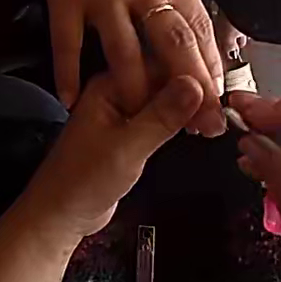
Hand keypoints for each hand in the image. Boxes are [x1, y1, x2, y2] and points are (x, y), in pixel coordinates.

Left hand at [13, 73, 204, 237]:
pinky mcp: (129, 133)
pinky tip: (195, 129)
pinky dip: (178, 123)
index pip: (158, 66)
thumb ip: (162, 116)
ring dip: (189, 110)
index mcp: (108, 85)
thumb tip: (194, 86)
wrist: (60, 215)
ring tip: (213, 124)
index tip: (217, 95)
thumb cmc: (79, 182)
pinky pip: (159, 119)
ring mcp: (122, 113)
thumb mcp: (127, 147)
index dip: (191, 79)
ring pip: (165, 101)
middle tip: (220, 114)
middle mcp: (115, 93)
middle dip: (194, 95)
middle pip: (164, 81)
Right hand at [30, 0, 223, 134]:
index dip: (210, 68)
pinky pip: (68, 41)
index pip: (199, 28)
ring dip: (133, 92)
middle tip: (200, 127)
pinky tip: (69, 99)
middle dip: (190, 90)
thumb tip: (180, 16)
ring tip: (136, 120)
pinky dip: (68, 73)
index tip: (217, 99)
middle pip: (174, 47)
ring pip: (125, 53)